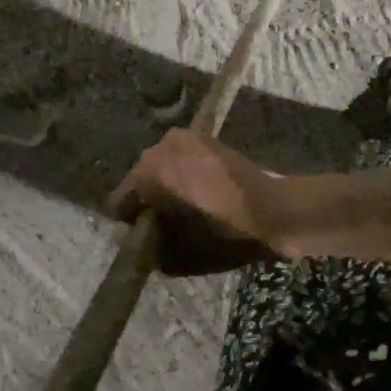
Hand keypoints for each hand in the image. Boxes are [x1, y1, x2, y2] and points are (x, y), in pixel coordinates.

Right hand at [108, 129, 287, 275]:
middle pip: (140, 178)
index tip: (142, 238)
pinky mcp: (203, 136)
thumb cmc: (222, 234)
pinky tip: (198, 191)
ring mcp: (183, 136)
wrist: (269, 210)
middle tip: (163, 224)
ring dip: (165, 183)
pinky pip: (180, 157)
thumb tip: (138, 241)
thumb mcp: (178, 255)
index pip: (121, 199)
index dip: (128, 222)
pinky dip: (182, 172)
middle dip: (147, 199)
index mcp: (149, 171)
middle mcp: (161, 145)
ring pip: (160, 165)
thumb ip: (149, 248)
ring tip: (183, 206)